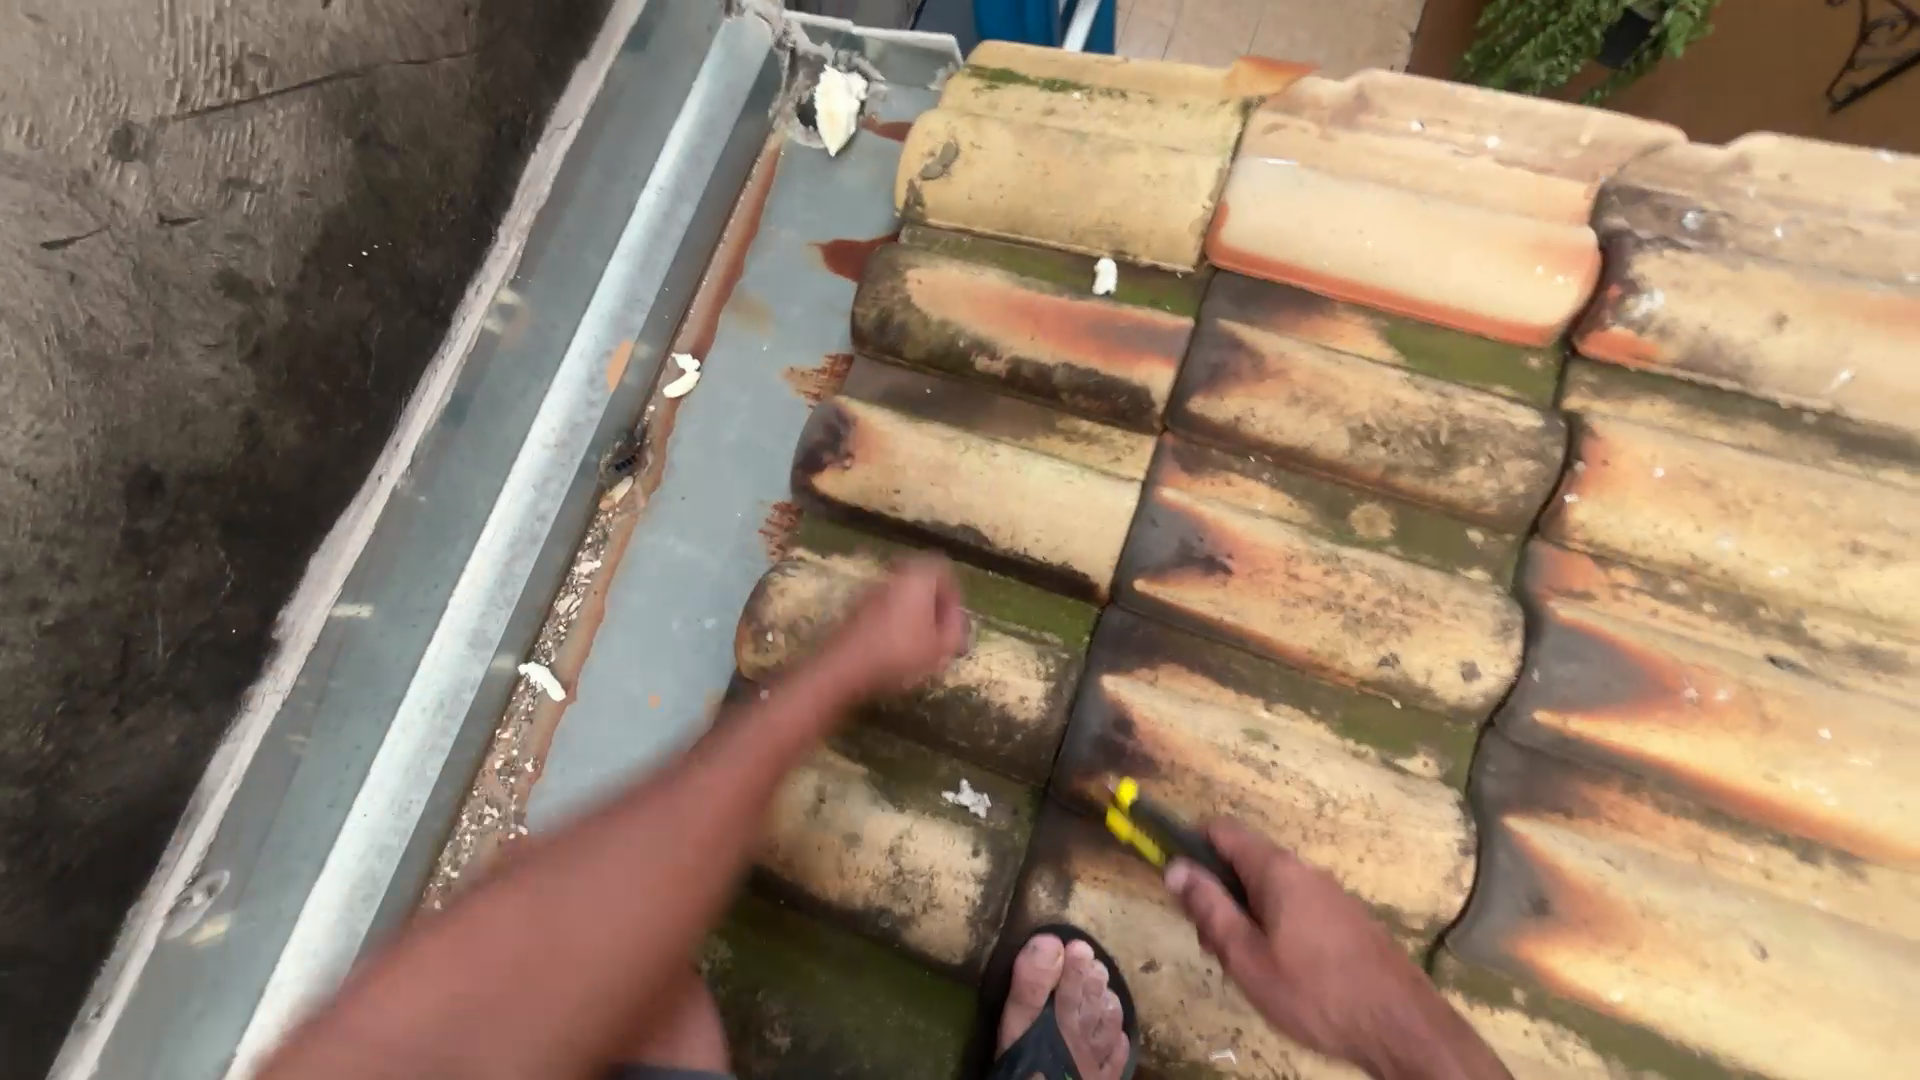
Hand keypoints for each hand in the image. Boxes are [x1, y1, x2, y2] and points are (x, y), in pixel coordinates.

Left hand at [820, 555, 968, 697]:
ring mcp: (870, 590)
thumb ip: (956, 630)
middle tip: (938, 631)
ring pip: (900, 595)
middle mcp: (894, 575)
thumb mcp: (941, 648)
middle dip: (932, 604)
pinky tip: (893, 648)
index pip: (943, 570)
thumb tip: (955, 621)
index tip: (954, 621)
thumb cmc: (900, 653)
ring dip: (912, 614)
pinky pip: (883, 608)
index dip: (953, 595)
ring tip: (918, 644)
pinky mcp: (854, 608)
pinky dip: (892, 621)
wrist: (844, 667)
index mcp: (918, 576)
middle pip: (921, 581)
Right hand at [1165, 820, 1504, 1079]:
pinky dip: (1275, 924)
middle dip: (1217, 891)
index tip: (1178, 882)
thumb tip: (1174, 867)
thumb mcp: (1246, 956)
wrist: (1406, 1030)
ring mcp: (1329, 892)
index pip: (1221, 828)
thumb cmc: (1316, 993)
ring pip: (1269, 887)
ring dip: (1245, 913)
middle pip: (1243, 860)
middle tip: (1212, 942)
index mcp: (1275, 868)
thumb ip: (1208, 907)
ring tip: (1247, 964)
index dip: (1191, 845)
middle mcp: (1302, 868)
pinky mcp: (1347, 918)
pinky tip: (1283, 970)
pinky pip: (1295, 905)